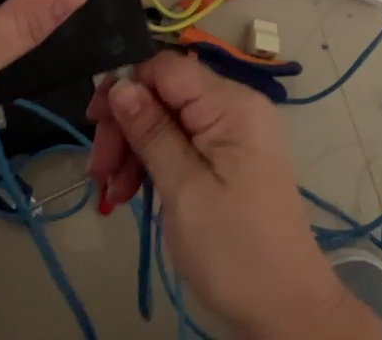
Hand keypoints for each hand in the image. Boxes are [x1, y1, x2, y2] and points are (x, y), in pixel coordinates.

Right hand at [89, 53, 381, 338]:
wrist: (288, 311)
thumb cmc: (234, 249)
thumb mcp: (184, 189)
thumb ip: (151, 132)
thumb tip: (119, 84)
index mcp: (232, 105)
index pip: (166, 68)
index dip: (125, 86)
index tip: (94, 121)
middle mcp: (236, 107)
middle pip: (165, 94)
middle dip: (127, 126)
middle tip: (99, 171)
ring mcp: (235, 133)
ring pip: (169, 119)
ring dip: (135, 149)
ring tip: (114, 192)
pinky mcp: (231, 158)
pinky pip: (184, 142)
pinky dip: (155, 162)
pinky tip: (133, 192)